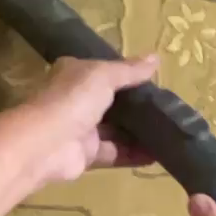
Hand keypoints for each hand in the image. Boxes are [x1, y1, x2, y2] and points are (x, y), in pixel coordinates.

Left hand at [14, 55, 158, 188]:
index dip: (125, 75)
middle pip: (111, 103)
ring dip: (138, 133)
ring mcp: (80, 130)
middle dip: (136, 107)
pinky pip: (114, 153)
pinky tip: (157, 155)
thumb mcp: (104, 75)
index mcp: (75, 74)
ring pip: (114, 131)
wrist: (47, 143)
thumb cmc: (73, 99)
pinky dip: (133, 154)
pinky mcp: (85, 156)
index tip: (152, 80)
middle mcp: (76, 101)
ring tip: (167, 132)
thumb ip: (130, 70)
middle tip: (166, 109)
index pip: (103, 72)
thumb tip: (156, 59)